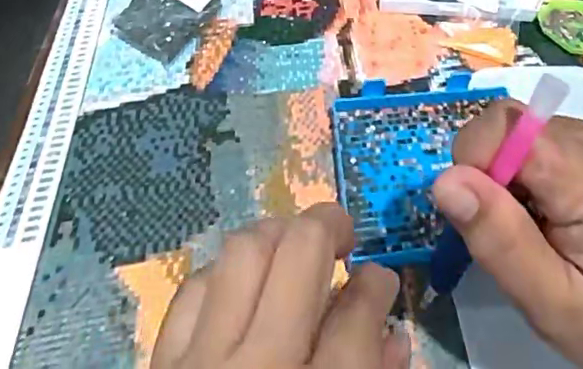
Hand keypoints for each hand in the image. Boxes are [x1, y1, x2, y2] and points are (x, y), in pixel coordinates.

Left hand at [151, 203, 408, 368]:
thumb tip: (390, 334)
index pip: (357, 317)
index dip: (377, 285)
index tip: (381, 275)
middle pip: (298, 255)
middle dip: (328, 227)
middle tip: (343, 236)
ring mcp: (200, 366)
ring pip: (242, 253)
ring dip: (275, 236)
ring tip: (294, 248)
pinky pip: (192, 291)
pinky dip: (221, 276)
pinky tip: (239, 289)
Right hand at [430, 102, 582, 368]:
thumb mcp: (554, 306)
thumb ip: (500, 242)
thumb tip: (444, 181)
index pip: (506, 126)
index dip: (474, 161)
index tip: (478, 216)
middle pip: (506, 125)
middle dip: (486, 173)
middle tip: (506, 234)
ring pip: (513, 130)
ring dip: (501, 175)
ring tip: (529, 228)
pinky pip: (529, 136)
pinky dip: (518, 171)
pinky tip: (542, 212)